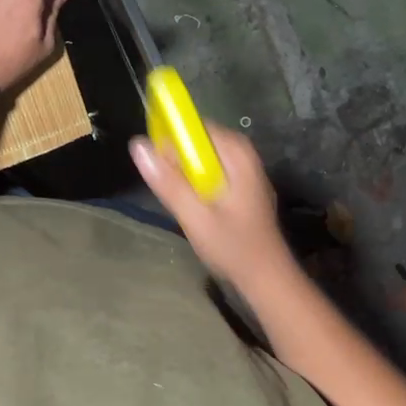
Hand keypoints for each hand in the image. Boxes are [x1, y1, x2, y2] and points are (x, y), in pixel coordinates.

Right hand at [130, 127, 294, 288]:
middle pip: (196, 141)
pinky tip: (198, 209)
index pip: (192, 127)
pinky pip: (210, 169)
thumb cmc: (233, 247)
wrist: (267, 278)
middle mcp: (243, 153)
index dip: (170, 144)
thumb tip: (137, 145)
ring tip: (188, 206)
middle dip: (178, 162)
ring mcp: (245, 168)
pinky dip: (197, 183)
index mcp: (236, 153)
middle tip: (175, 194)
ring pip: (201, 157)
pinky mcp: (242, 183)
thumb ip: (168, 181)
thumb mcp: (195, 216)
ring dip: (186, 176)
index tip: (161, 172)